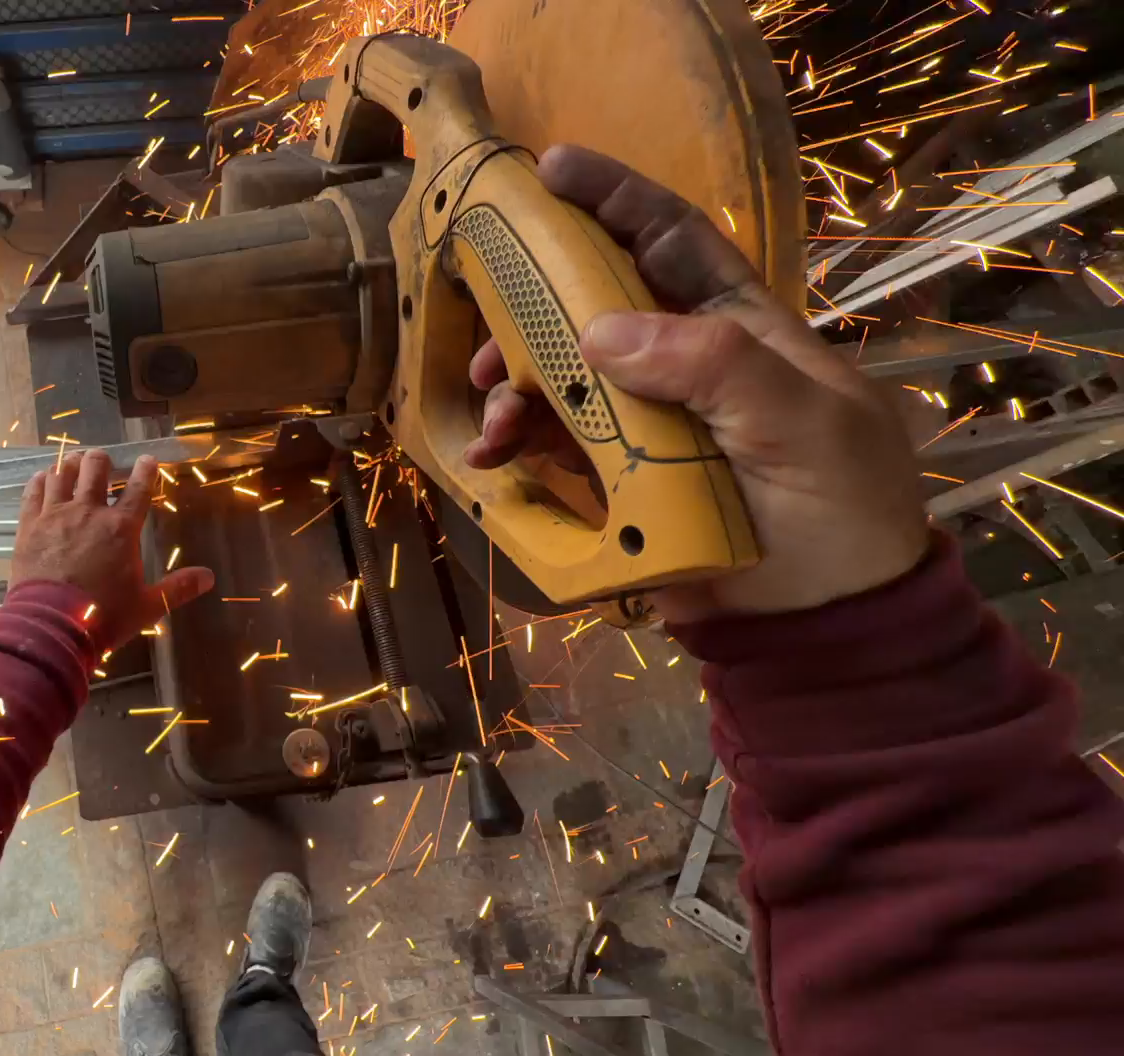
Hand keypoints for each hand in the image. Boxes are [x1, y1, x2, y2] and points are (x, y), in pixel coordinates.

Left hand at [12, 449, 215, 647]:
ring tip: (76, 461)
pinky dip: (41, 480)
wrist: (50, 626)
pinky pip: (34, 491)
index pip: (138, 489)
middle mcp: (89, 512)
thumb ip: (178, 588)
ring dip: (72, 464)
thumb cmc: (103, 617)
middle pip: (96, 469)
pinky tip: (44, 477)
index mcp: (122, 528)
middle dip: (102, 461)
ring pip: (64, 473)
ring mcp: (56, 515)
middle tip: (103, 463)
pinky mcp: (30, 525)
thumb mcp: (147, 606)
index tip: (147, 459)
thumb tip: (209, 577)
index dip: (145, 470)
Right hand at [463, 145, 929, 622]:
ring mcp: (630, 418)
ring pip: (551, 376)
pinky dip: (507, 443)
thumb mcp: (800, 427)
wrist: (807, 620)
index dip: (614, 200)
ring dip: (511, 388)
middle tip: (488, 333)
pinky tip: (490, 458)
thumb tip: (597, 330)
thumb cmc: (831, 511)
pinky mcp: (600, 469)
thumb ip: (715, 368)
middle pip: (585, 307)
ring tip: (495, 422)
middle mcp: (671, 362)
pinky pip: (539, 438)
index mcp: (732, 330)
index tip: (551, 171)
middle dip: (531, 309)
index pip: (670, 242)